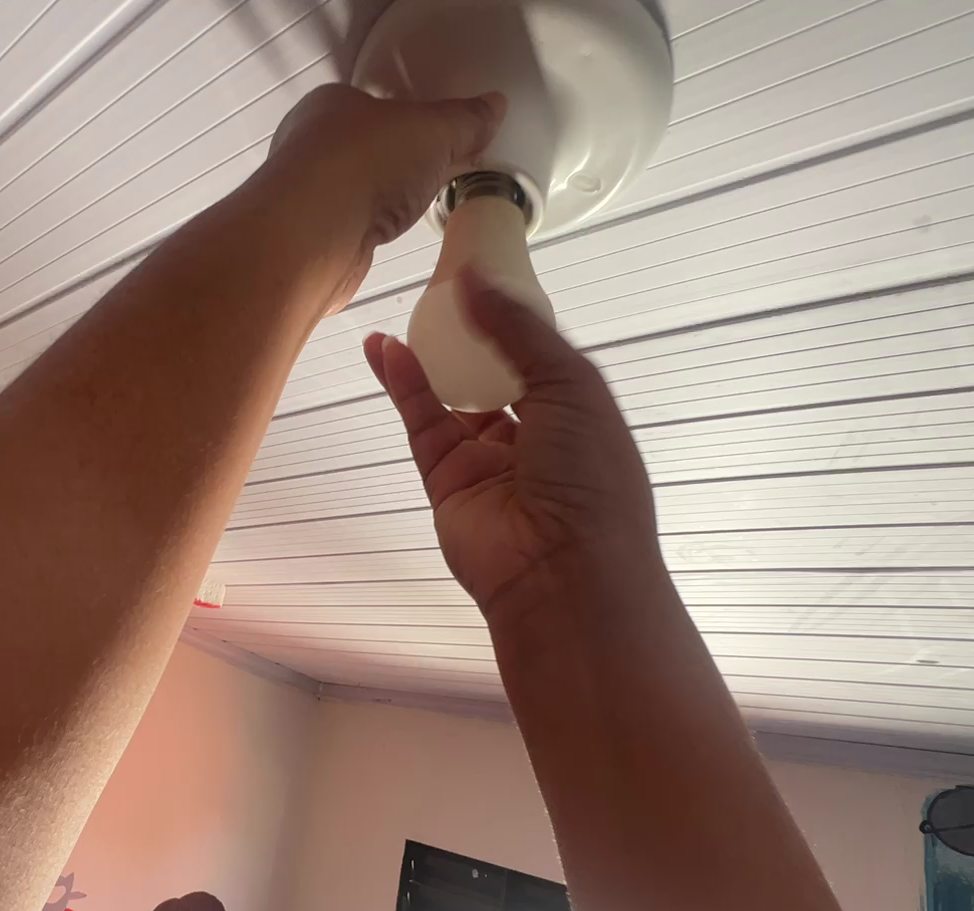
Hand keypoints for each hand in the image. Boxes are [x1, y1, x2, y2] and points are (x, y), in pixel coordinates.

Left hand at [269, 84, 503, 311]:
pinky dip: (364, 237)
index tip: (427, 138)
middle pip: (357, 154)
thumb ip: (464, 121)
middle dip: (389, 167)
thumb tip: (490, 109)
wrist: (318, 235)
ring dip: (375, 205)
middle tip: (423, 178)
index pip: (370, 108)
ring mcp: (305, 200)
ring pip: (348, 197)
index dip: (401, 122)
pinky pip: (345, 235)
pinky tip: (378, 241)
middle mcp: (308, 150)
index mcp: (330, 106)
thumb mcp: (432, 131)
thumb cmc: (360, 165)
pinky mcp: (311, 244)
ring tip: (405, 212)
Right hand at [364, 270, 663, 618]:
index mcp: (576, 412)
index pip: (538, 357)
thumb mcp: (569, 383)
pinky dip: (404, 387)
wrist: (559, 571)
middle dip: (466, 340)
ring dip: (427, 359)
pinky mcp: (445, 481)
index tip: (480, 282)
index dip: (510, 321)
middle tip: (437, 297)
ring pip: (450, 400)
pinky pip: (423, 425)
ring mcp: (486, 462)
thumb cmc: (588, 474)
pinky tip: (386, 350)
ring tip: (403, 317)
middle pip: (491, 377)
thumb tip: (474, 276)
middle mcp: (532, 437)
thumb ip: (518, 329)